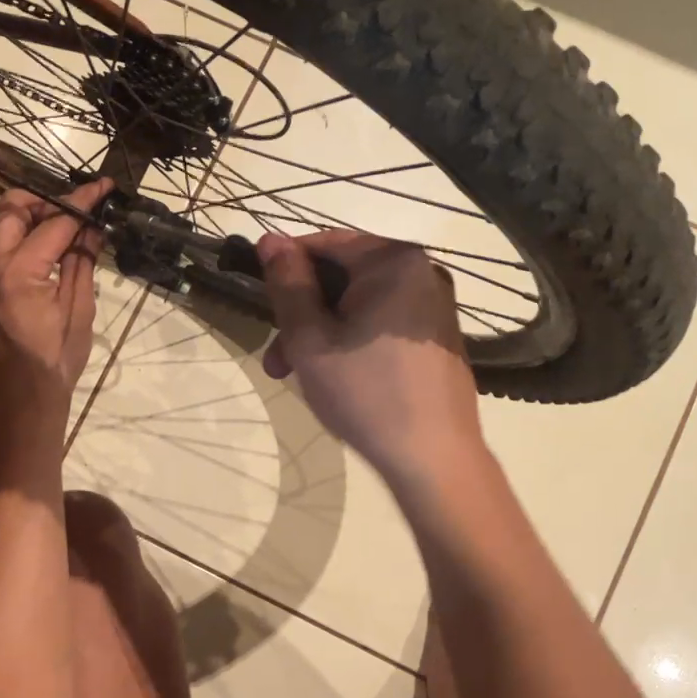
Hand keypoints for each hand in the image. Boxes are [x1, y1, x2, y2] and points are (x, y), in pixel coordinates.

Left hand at [0, 179, 111, 423]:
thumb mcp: (79, 307)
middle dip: (50, 200)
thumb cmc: (56, 359)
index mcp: (17, 272)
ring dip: (37, 215)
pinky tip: (57, 244)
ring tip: (73, 224)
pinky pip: (5, 242)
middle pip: (16, 207)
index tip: (105, 187)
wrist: (23, 394)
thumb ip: (82, 260)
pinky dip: (28, 234)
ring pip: (6, 221)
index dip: (82, 202)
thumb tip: (94, 226)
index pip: (54, 221)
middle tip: (82, 209)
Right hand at [257, 229, 482, 475]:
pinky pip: (382, 326)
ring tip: (298, 376)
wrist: (432, 457)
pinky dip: (352, 343)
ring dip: (321, 334)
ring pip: (359, 307)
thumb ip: (288, 285)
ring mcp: (434, 308)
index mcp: (394, 262)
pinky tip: (336, 379)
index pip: (325, 243)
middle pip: (342, 278)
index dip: (284, 268)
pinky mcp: (437, 340)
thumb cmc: (365, 392)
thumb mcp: (311, 339)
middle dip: (301, 314)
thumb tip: (270, 239)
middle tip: (277, 360)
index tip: (259, 301)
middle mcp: (422, 274)